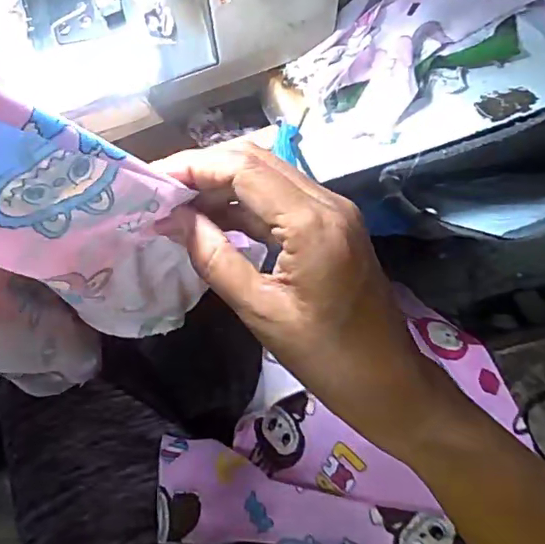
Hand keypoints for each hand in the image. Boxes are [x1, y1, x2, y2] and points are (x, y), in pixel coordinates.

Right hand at [153, 140, 476, 454]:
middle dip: (202, 167)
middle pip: (253, 159)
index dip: (193, 167)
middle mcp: (326, 202)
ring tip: (176, 201)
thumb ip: (214, 258)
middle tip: (160, 188)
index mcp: (312, 223)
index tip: (153, 181)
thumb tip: (174, 219)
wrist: (391, 384)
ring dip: (219, 181)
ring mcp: (332, 210)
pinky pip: (277, 196)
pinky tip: (209, 216)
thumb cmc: (326, 357)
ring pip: (265, 172)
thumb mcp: (260, 311)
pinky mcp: (329, 223)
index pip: (242, 168)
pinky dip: (240, 200)